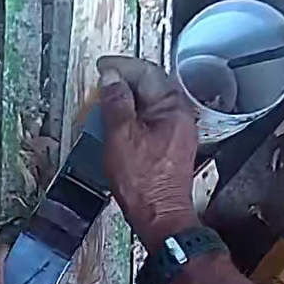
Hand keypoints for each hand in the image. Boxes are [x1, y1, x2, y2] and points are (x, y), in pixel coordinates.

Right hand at [97, 56, 199, 242]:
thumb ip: (116, 102)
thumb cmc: (143, 182)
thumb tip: (112, 78)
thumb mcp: (121, 135)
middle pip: (152, 87)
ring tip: (107, 105)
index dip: (121, 67)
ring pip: (152, 106)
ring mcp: (179, 134)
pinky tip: (121, 128)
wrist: (160, 217)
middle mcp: (181, 118)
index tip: (102, 68)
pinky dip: (135, 120)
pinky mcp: (172, 150)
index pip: (147, 72)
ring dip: (129, 102)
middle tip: (102, 84)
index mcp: (173, 108)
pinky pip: (153, 124)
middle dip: (125, 83)